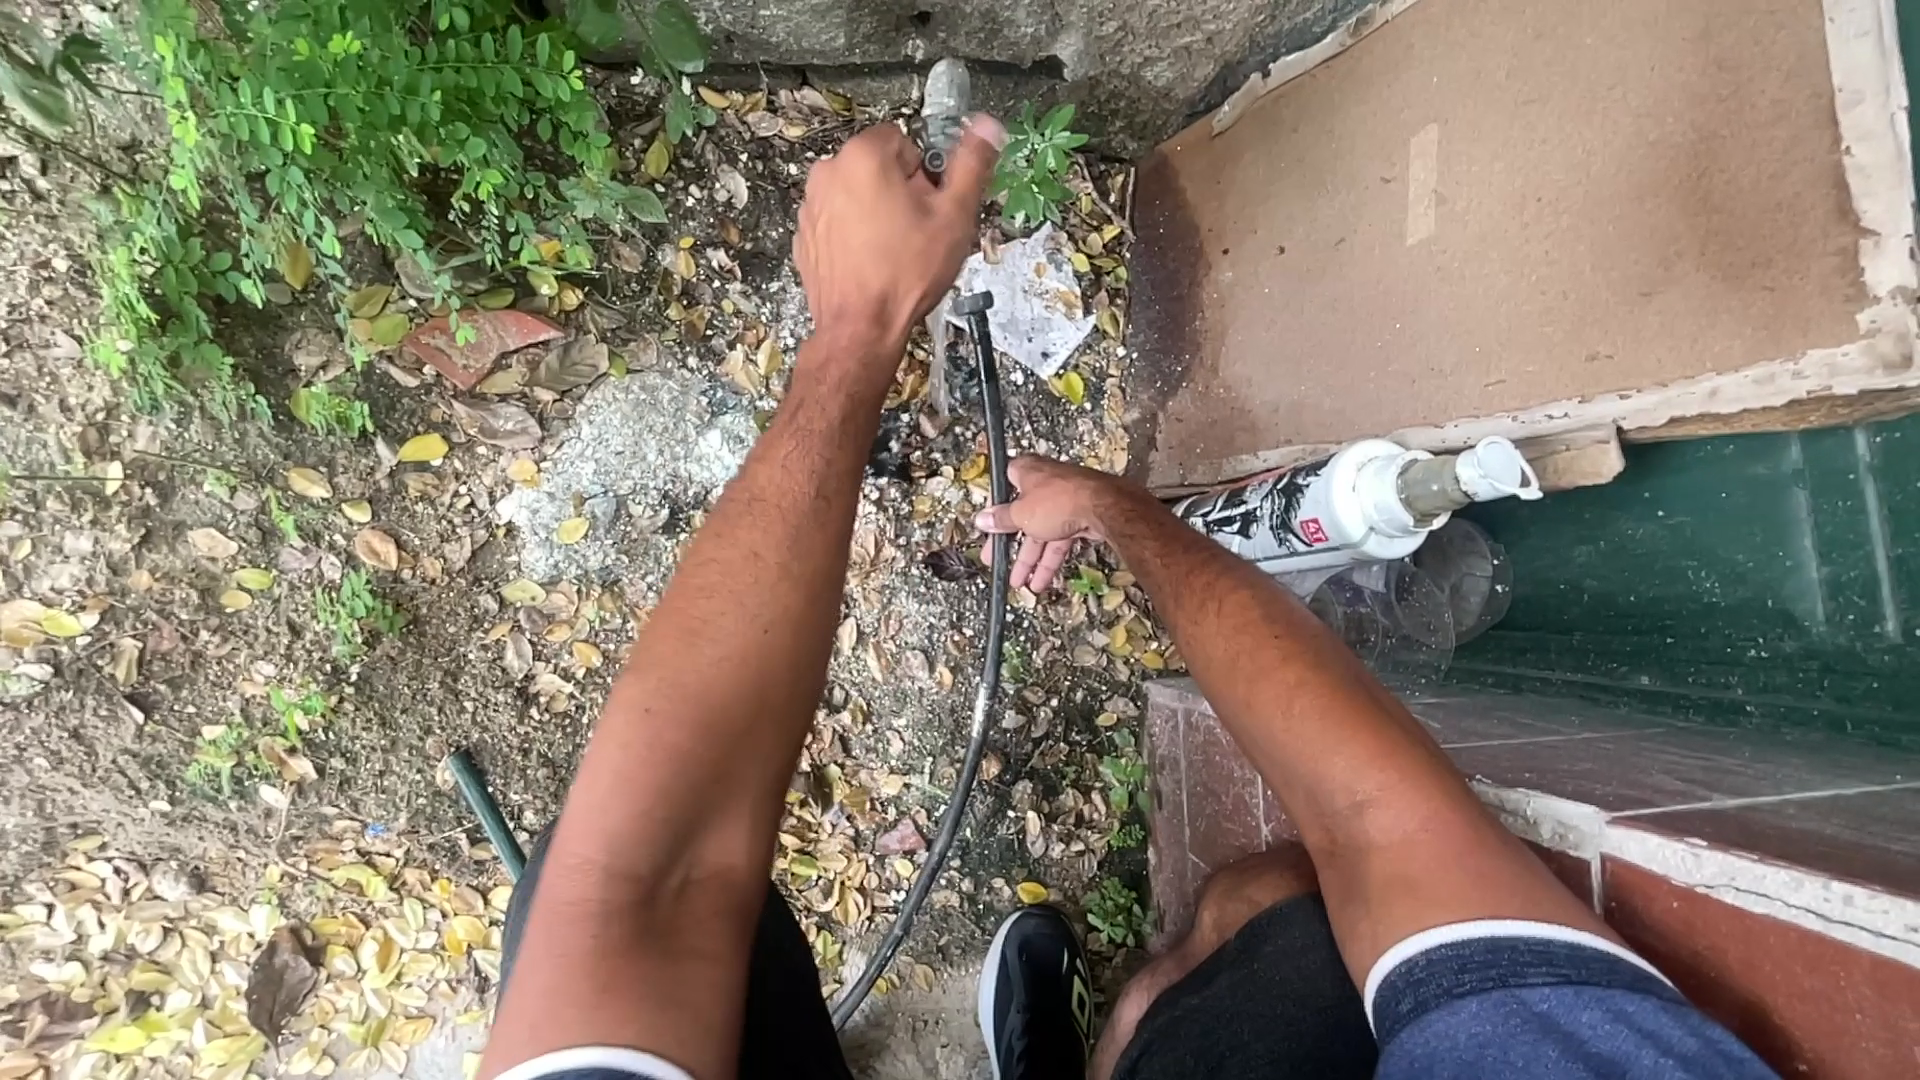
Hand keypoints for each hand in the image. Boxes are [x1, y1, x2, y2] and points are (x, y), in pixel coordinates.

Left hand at [794, 114, 1004, 363]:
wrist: (861, 329)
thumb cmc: (904, 277)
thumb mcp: (953, 218)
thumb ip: (971, 165)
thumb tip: (987, 128)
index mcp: (864, 157)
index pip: (903, 141)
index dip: (923, 174)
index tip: (928, 205)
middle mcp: (829, 173)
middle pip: (877, 168)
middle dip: (899, 193)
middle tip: (915, 233)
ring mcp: (811, 207)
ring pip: (856, 197)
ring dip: (876, 216)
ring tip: (893, 253)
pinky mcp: (806, 238)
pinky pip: (838, 225)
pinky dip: (854, 238)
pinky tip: (872, 264)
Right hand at [973, 456, 1143, 590]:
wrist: (1102, 507)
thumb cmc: (1059, 500)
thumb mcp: (1020, 514)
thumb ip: (1001, 519)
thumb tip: (983, 519)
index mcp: (1026, 471)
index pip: (1003, 489)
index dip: (995, 510)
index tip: (989, 528)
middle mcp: (1045, 483)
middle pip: (1022, 516)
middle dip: (1011, 544)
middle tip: (999, 561)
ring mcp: (1063, 500)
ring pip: (1041, 533)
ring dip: (1031, 559)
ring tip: (1021, 581)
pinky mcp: (1079, 516)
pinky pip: (1059, 541)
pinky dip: (1050, 559)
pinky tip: (1042, 578)